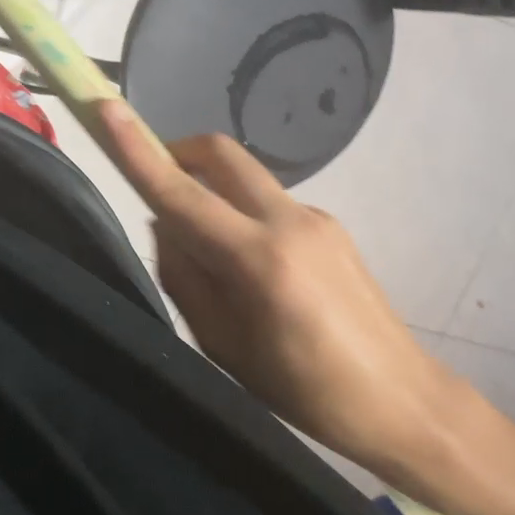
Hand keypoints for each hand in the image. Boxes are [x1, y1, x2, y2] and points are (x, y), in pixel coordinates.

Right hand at [95, 103, 469, 479]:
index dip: (136, 150)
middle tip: (157, 186)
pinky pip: (264, 202)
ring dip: (210, 195)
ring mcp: (316, 219)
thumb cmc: (304, 389)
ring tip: (213, 264)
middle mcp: (289, 223)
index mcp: (258, 260)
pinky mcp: (330, 226)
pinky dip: (238, 217)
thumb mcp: (222, 344)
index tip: (107, 108)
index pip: (180, 193)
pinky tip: (251, 274)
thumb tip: (166, 226)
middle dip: (178, 152)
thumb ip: (184, 275)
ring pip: (241, 179)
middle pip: (219, 154)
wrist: (408, 406)